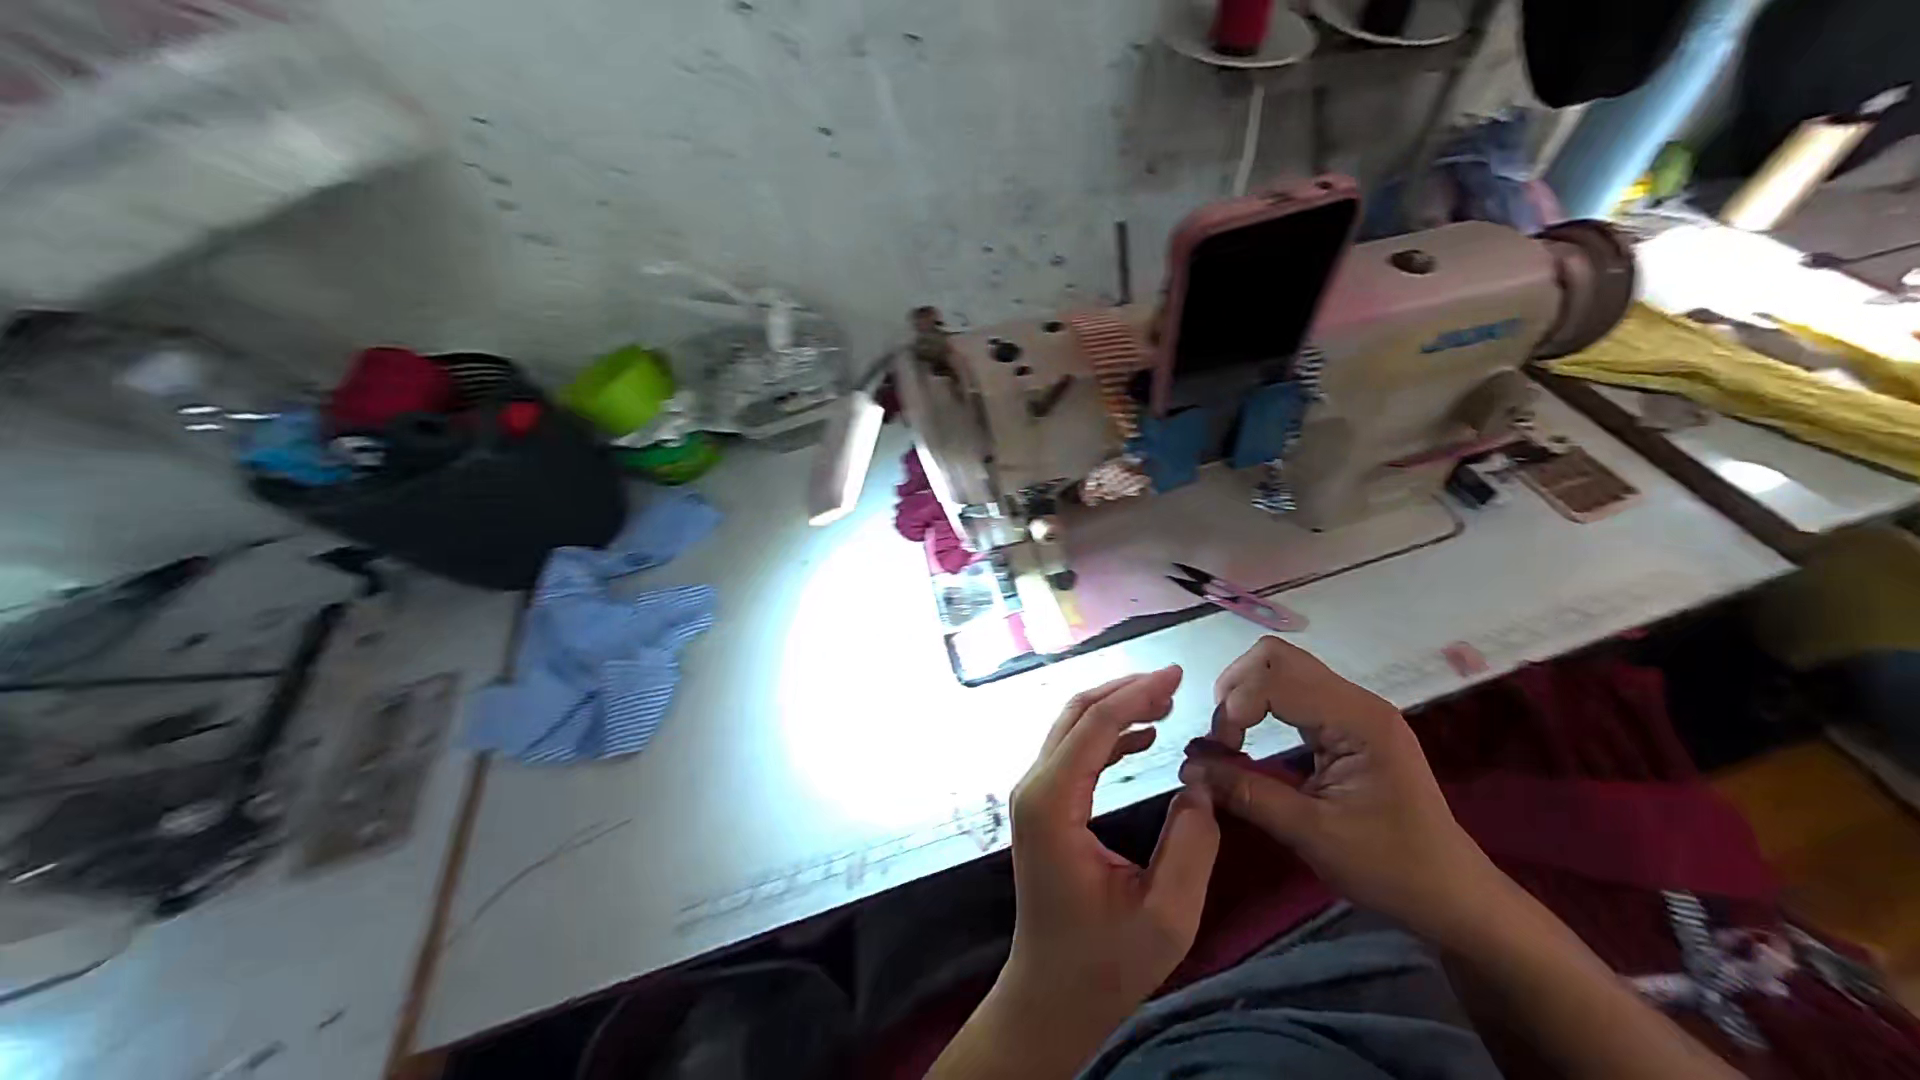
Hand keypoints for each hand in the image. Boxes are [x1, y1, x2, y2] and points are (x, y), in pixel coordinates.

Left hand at [1003, 665, 1220, 1026]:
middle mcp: (1034, 788)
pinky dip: (1108, 736)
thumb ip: (1192, 843)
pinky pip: (1073, 753)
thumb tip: (1199, 783)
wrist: (1051, 993)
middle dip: (1126, 691)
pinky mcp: (1042, 806)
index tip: (1178, 675)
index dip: (1138, 694)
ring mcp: (1033, 795)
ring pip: (1072, 728)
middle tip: (1176, 683)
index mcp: (1054, 805)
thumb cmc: (1106, 963)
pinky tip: (1143, 737)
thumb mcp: (1168, 915)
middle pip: (1077, 715)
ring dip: (1117, 708)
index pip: (1096, 726)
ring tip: (1167, 702)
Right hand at [1179, 637, 1504, 946]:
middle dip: (1235, 687)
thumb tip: (1188, 768)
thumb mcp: (1311, 835)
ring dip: (1245, 692)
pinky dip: (1260, 702)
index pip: (1274, 680)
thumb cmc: (1390, 868)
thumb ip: (1246, 793)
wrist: (1451, 895)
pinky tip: (1251, 735)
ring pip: (1280, 666)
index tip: (1220, 752)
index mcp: (1358, 721)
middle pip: (1275, 656)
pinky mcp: (1346, 721)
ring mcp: (1353, 708)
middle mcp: (1356, 701)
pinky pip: (1291, 689)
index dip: (1234, 708)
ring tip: (1231, 735)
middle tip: (1221, 735)